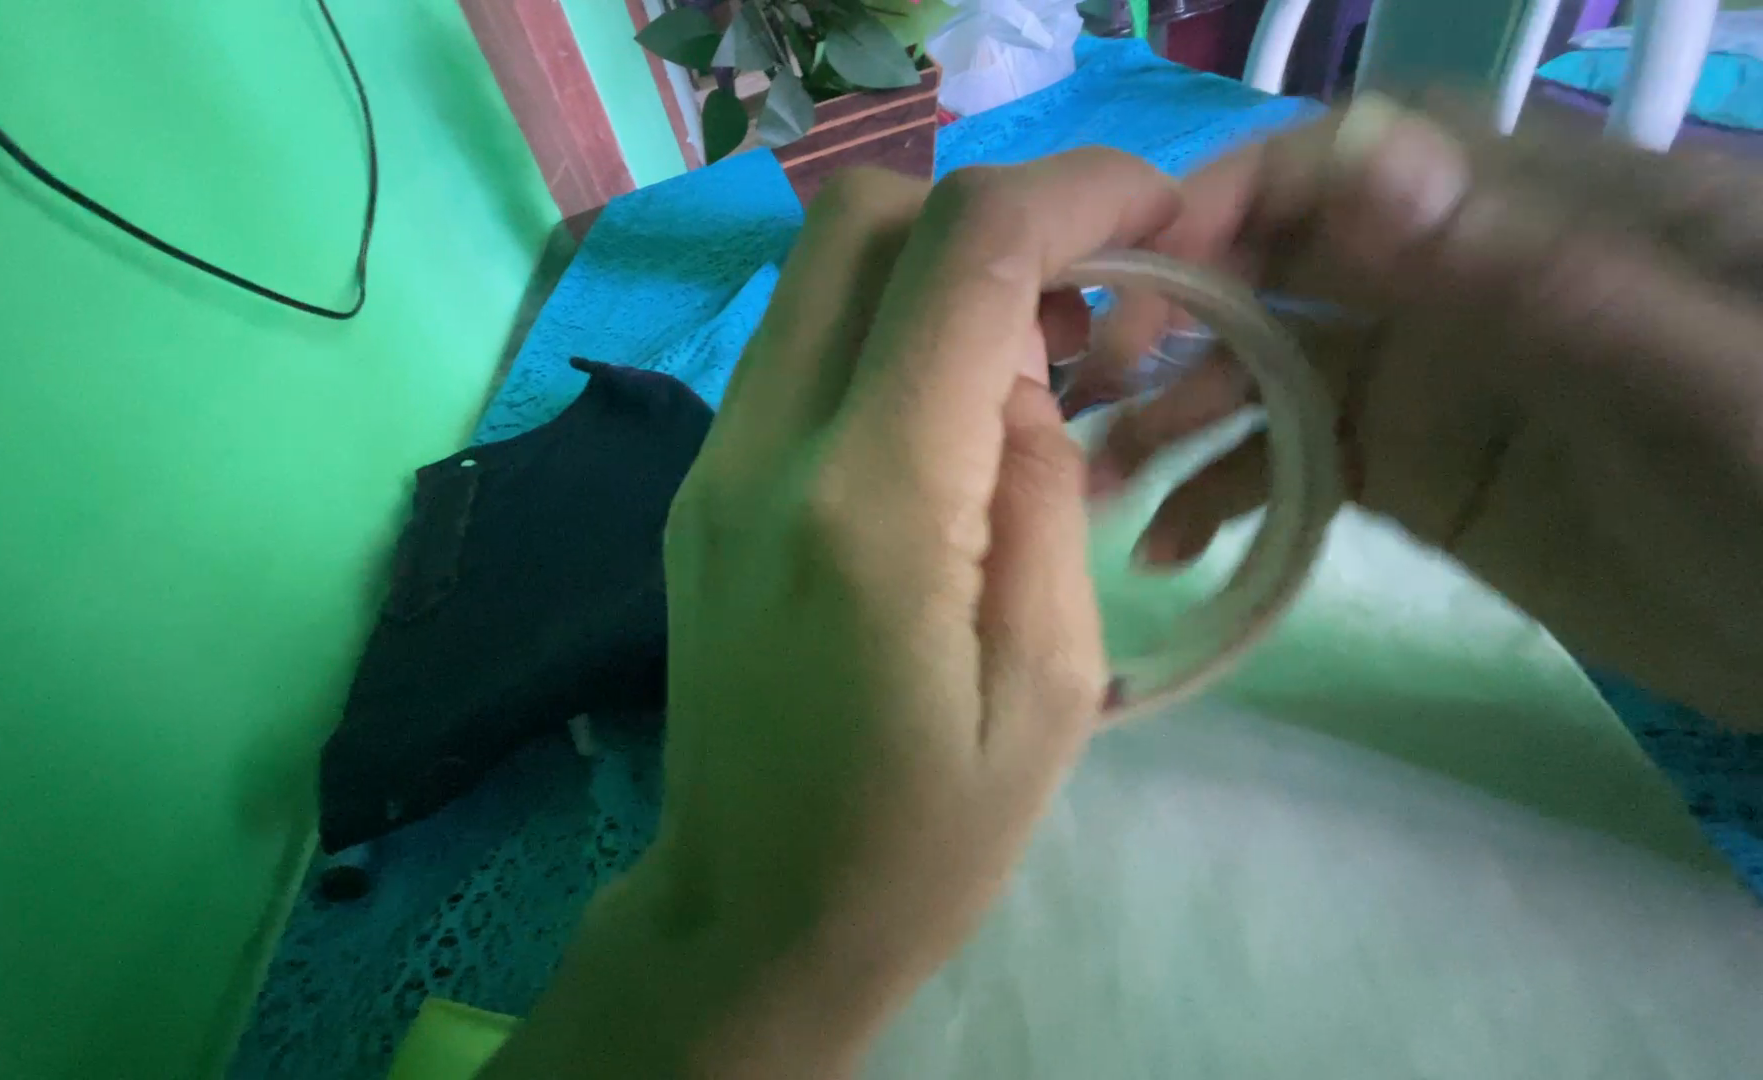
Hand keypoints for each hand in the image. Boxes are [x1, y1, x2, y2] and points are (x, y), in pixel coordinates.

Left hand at [485, 150, 1177, 1079]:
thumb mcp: (1049, 682)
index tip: (1147, 209)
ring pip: (816, 278)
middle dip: (984, 218)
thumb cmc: (920, 834)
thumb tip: (1015, 378)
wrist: (752, 906)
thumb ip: (1041, 492)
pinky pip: (792, 353)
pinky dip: (875, 336)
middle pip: (858, 222)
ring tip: (1014, 364)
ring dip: (926, 275)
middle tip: (1073, 298)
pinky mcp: (698, 490)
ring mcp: (711, 464)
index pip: (962, 254)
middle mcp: (763, 451)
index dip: (1070, 191)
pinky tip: (933, 420)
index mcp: (869, 502)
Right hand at [1071, 95, 1762, 729]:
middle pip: (1268, 273)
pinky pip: (1274, 466)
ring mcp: (1408, 382)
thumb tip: (1349, 149)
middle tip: (1094, 398)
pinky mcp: (1389, 469)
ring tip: (1103, 488)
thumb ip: (1518, 259)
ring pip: (1251, 378)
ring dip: (1167, 425)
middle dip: (1167, 326)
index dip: (1224, 205)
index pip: (1340, 167)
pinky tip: (1170, 548)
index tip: (1135, 283)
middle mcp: (1441, 286)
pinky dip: (1213, 501)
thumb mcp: (1683, 366)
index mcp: (1523, 218)